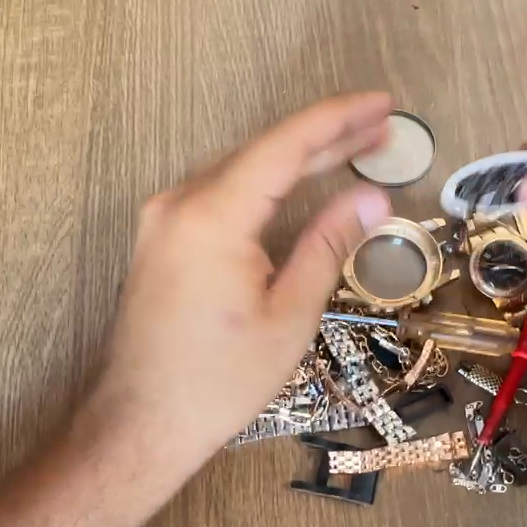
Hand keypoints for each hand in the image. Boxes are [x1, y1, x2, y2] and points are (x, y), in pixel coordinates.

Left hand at [78, 92, 394, 479]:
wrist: (142, 422)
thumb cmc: (220, 381)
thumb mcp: (288, 316)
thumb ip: (328, 245)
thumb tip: (372, 197)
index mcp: (212, 216)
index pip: (284, 146)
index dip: (338, 119)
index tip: (383, 104)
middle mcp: (178, 203)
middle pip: (260, 153)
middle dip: (323, 138)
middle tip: (379, 127)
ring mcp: (161, 220)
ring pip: (238, 172)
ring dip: (292, 162)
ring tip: (349, 151)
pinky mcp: (158, 240)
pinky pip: (217, 196)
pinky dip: (260, 189)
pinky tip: (293, 188)